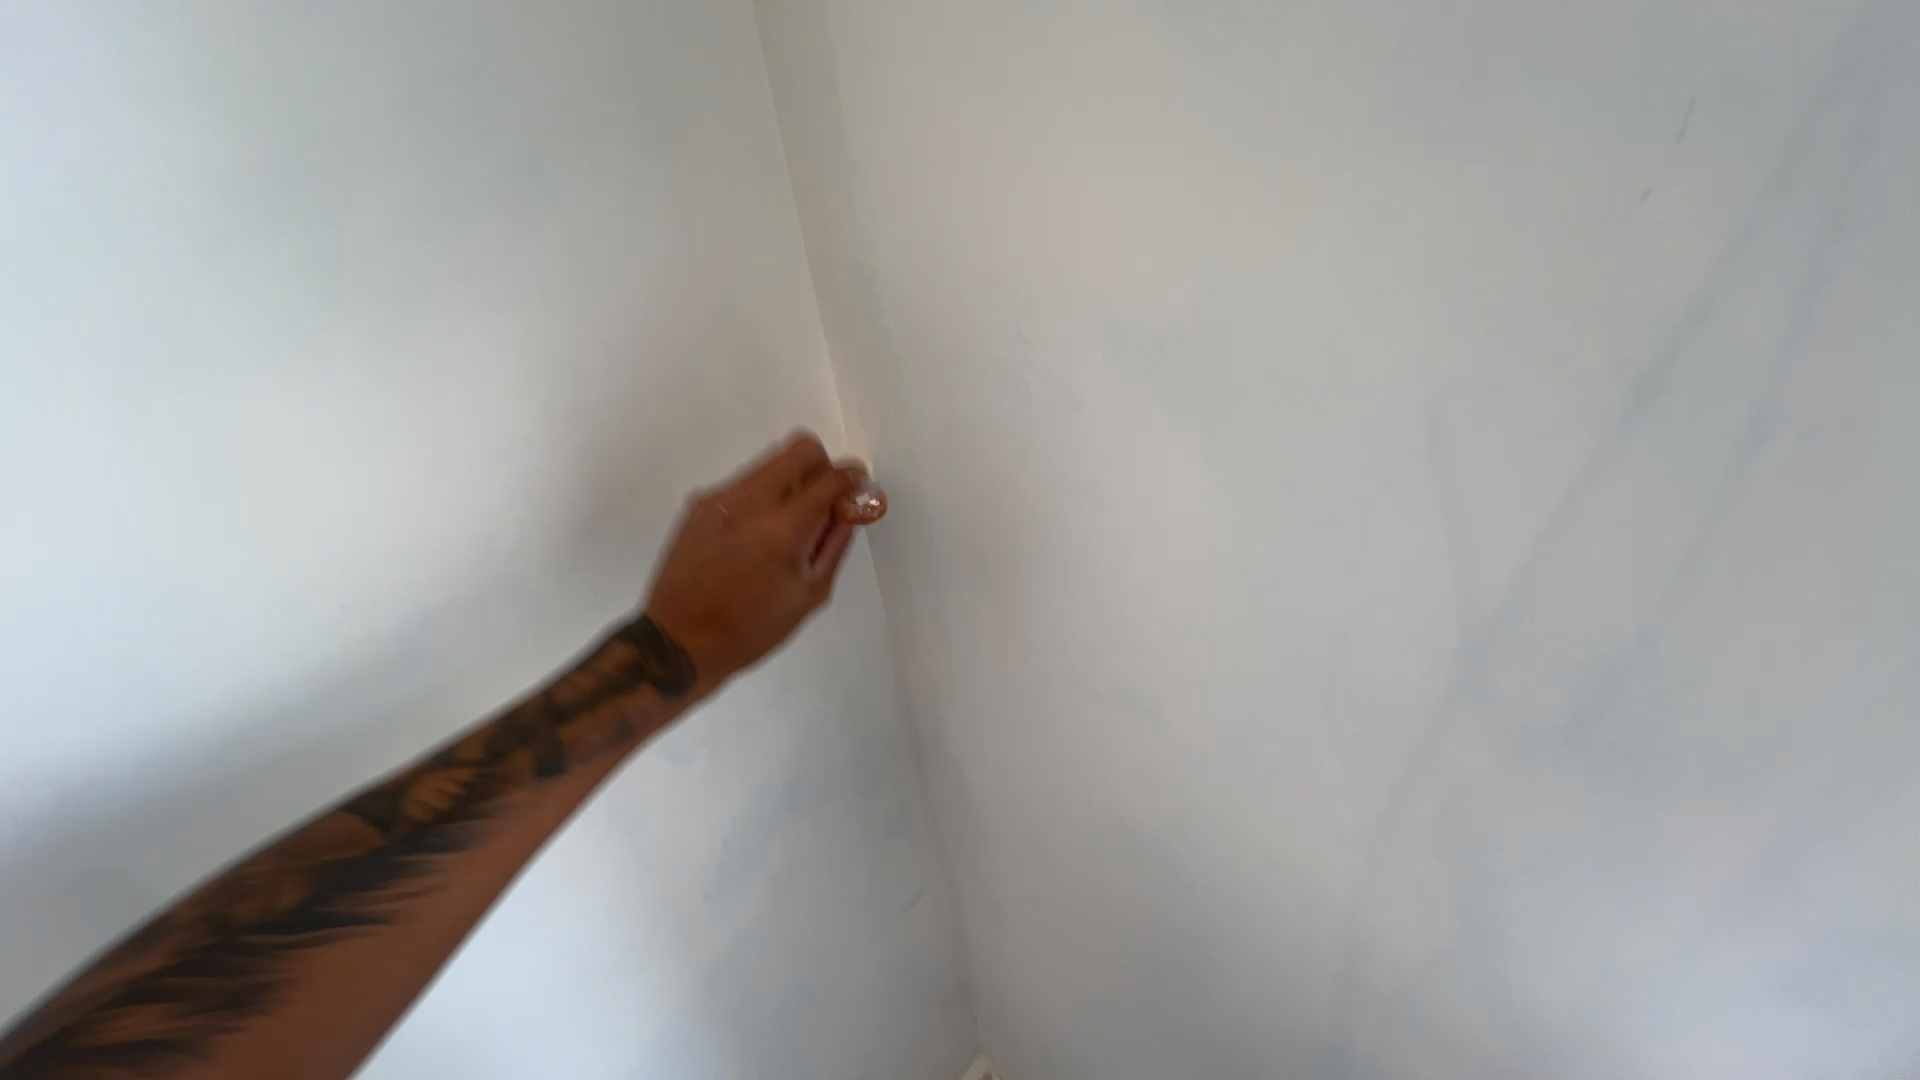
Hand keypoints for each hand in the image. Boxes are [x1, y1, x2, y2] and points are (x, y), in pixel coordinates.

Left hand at [642, 432, 887, 686]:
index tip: (859, 490)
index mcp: (783, 530)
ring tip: (789, 527)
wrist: (679, 641)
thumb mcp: (809, 594)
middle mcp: (750, 502)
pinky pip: (744, 484)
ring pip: (770, 463)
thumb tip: (850, 511)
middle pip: (801, 449)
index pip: (831, 478)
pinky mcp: (700, 504)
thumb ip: (834, 544)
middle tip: (826, 503)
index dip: (854, 480)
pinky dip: (762, 498)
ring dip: (791, 483)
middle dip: (823, 469)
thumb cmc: (749, 629)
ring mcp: (720, 499)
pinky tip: (756, 538)